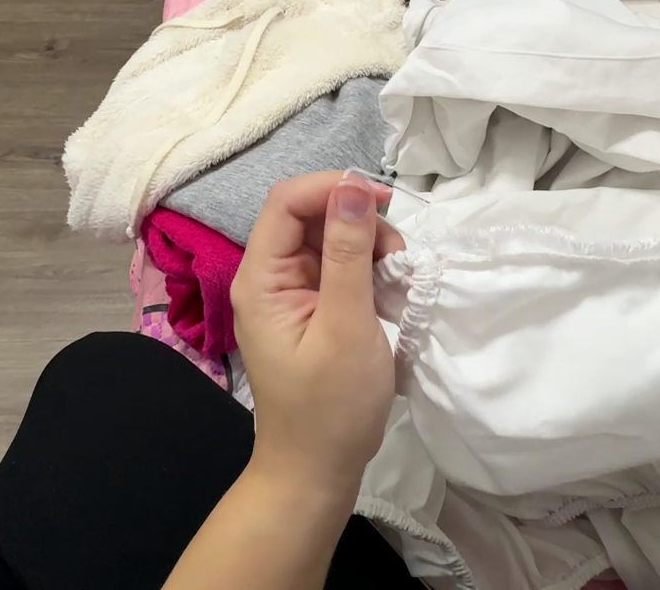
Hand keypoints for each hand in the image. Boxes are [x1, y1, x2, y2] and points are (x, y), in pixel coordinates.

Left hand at [232, 170, 405, 502]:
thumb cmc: (330, 407)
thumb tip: (353, 186)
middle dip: (357, 221)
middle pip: (310, 215)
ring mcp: (290, 290)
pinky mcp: (311, 305)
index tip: (383, 202)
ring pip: (329, 237)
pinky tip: (389, 292)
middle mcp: (270, 275)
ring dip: (367, 245)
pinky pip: (338, 265)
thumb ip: (349, 253)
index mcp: (262, 277)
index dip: (332, 188)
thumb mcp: (346, 326)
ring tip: (397, 279)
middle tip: (397, 255)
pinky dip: (367, 268)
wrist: (317, 472)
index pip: (287, 201)